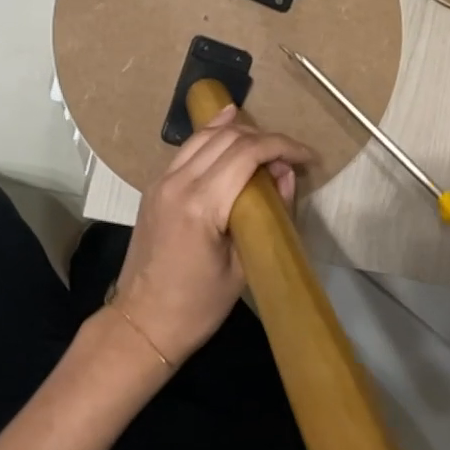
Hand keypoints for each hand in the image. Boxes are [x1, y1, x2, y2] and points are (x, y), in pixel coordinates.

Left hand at [113, 105, 312, 362]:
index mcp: (201, 204)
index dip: (282, 146)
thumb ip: (267, 214)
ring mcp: (162, 180)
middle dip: (264, 138)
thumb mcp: (242, 267)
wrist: (141, 322)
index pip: (247, 153)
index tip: (307, 157)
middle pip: (227, 138)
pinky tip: (228, 127)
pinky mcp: (155, 186)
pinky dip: (212, 136)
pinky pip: (187, 149)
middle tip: (290, 156)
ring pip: (204, 136)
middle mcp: (178, 182)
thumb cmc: (196, 307)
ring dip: (238, 132)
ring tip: (268, 142)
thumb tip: (286, 175)